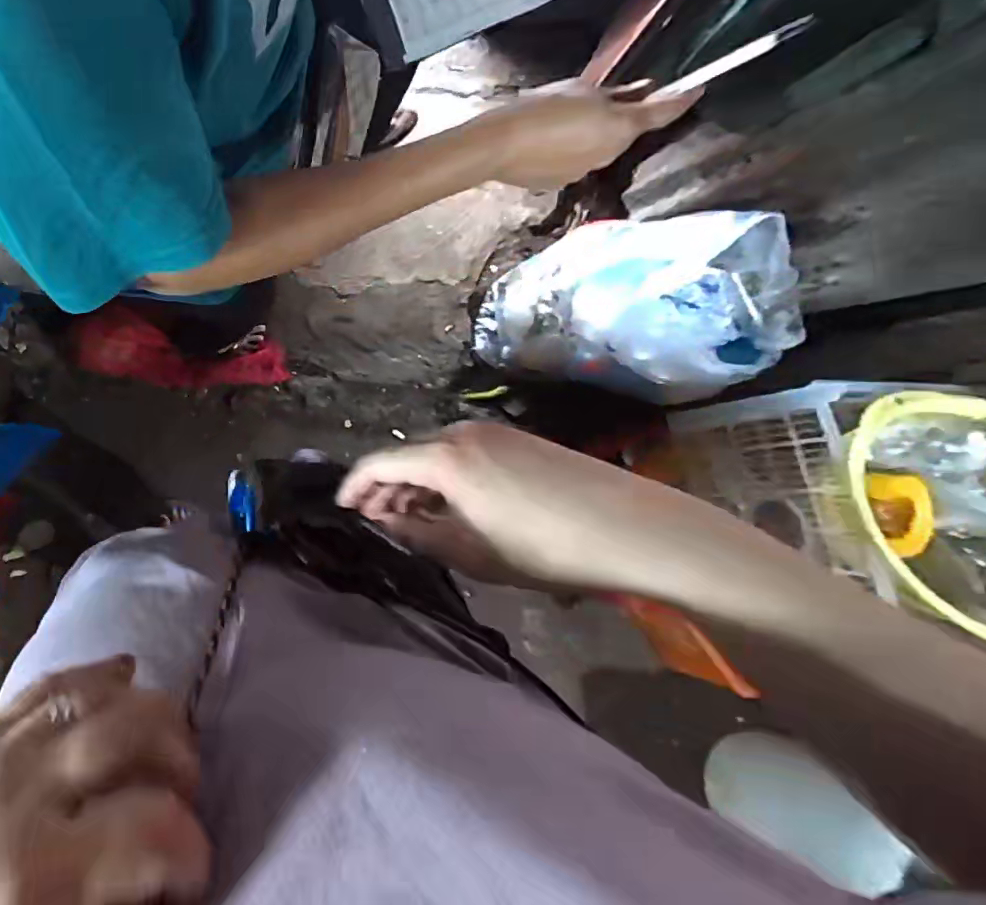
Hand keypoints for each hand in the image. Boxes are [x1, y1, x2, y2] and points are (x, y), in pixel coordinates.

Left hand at [0, 657, 210, 904]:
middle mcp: (19, 787)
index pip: (152, 830)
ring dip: (145, 709)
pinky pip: (43, 684)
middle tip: (188, 797)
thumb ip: (93, 903)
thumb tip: (147, 886)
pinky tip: (121, 671)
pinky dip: (92, 675)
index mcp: (32, 869)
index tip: (194, 874)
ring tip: (168, 740)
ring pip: (90, 695)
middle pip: (130, 733)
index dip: (195, 850)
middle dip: (179, 759)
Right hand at [337, 421, 809, 606]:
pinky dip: (447, 477)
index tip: (343, 509)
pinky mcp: (520, 439)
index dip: (353, 486)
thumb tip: (384, 520)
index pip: (376, 463)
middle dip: (386, 488)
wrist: (643, 532)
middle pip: (405, 456)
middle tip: (381, 521)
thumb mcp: (471, 553)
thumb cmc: (547, 549)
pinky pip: (464, 453)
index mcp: (442, 458)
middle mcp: (460, 433)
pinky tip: (457, 506)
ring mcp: (493, 432)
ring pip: (434, 454)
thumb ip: (414, 534)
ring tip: (416, 518)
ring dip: (417, 484)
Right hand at [478, 80, 701, 191]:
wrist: (494, 147)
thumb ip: (614, 94)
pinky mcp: (556, 183)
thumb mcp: (578, 90)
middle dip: (617, 119)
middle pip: (624, 132)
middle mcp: (610, 153)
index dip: (683, 97)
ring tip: (557, 126)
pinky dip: (563, 152)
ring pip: (595, 149)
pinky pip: (570, 162)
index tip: (696, 87)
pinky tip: (541, 144)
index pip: (666, 111)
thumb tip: (638, 93)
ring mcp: (583, 172)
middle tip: (595, 103)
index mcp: (622, 127)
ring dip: (586, 137)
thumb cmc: (539, 110)